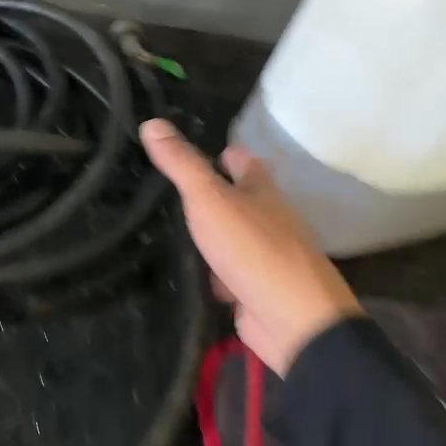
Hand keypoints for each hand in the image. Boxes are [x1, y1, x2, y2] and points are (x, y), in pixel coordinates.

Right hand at [140, 118, 361, 375]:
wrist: (293, 322)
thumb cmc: (254, 250)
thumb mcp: (210, 200)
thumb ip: (182, 165)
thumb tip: (152, 122)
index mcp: (264, 193)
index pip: (244, 161)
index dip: (221, 152)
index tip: (187, 149)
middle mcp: (268, 221)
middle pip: (237, 199)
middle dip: (207, 193)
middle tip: (161, 186)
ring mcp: (262, 257)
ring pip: (227, 237)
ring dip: (203, 233)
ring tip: (158, 224)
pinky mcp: (252, 289)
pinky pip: (222, 272)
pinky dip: (204, 270)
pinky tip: (176, 268)